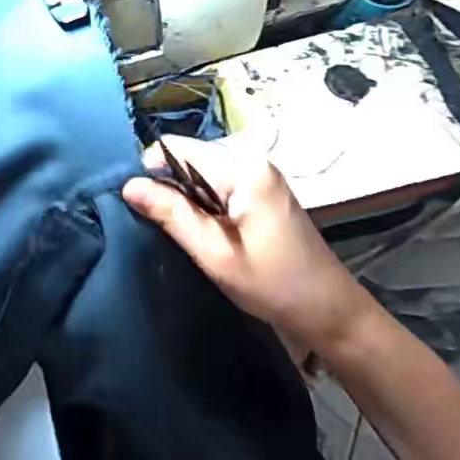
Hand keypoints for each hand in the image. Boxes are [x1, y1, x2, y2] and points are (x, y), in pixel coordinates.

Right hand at [123, 134, 381, 353]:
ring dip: (186, 196)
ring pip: (201, 170)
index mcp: (244, 168)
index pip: (178, 148)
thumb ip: (172, 214)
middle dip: (169, 186)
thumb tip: (129, 185)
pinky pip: (218, 181)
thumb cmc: (274, 285)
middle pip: (189, 156)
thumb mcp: (216, 254)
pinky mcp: (261, 187)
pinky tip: (207, 230)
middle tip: (165, 227)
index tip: (143, 207)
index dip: (152, 172)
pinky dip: (204, 201)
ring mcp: (259, 172)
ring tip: (187, 231)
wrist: (330, 311)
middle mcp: (252, 159)